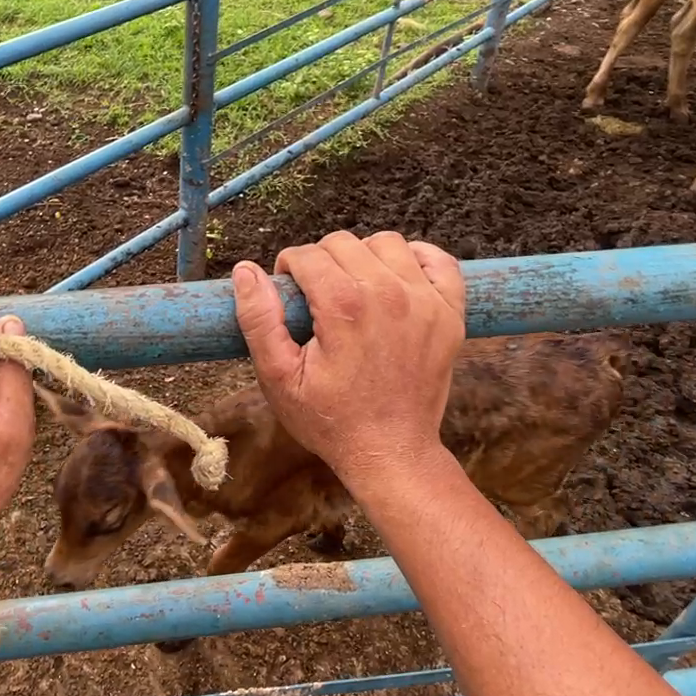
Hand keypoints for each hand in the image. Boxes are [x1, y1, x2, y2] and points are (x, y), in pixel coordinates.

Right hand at [231, 231, 465, 488]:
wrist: (390, 453)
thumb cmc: (330, 420)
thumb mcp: (277, 377)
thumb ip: (259, 319)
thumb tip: (245, 270)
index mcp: (344, 306)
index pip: (308, 254)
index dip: (288, 268)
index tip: (288, 291)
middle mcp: (388, 294)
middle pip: (344, 243)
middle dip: (321, 261)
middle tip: (316, 297)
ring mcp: (425, 301)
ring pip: (387, 243)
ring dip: (364, 257)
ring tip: (352, 288)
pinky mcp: (450, 313)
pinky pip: (438, 260)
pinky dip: (416, 259)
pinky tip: (396, 280)